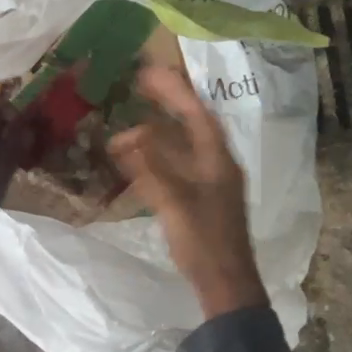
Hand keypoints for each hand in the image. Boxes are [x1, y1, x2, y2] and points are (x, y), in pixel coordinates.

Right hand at [109, 65, 267, 317]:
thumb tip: (128, 135)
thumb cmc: (203, 241)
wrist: (224, 279)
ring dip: (160, 125)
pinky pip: (177, 161)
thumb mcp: (174, 202)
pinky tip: (138, 152)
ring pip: (184, 141)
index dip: (172, 90)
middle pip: (191, 122)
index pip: (195, 113)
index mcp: (217, 159)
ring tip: (133, 113)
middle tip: (139, 82)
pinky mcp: (200, 195)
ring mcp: (210, 179)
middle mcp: (217, 163)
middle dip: (167, 100)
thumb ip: (151, 167)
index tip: (146, 71)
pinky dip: (157, 150)